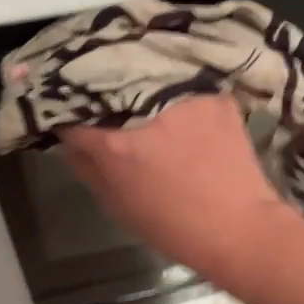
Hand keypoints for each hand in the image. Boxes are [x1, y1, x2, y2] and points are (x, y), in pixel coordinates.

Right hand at [59, 95, 288, 264]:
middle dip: (97, 90)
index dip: (63, 114)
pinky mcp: (213, 95)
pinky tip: (174, 96)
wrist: (240, 227)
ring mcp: (183, 97)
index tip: (64, 113)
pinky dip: (174, 90)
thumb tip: (71, 141)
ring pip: (146, 77)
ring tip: (134, 88)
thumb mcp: (118, 205)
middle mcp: (145, 109)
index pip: (71, 115)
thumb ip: (88, 168)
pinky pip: (183, 83)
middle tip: (97, 97)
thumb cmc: (174, 226)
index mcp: (115, 142)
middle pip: (108, 86)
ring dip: (136, 83)